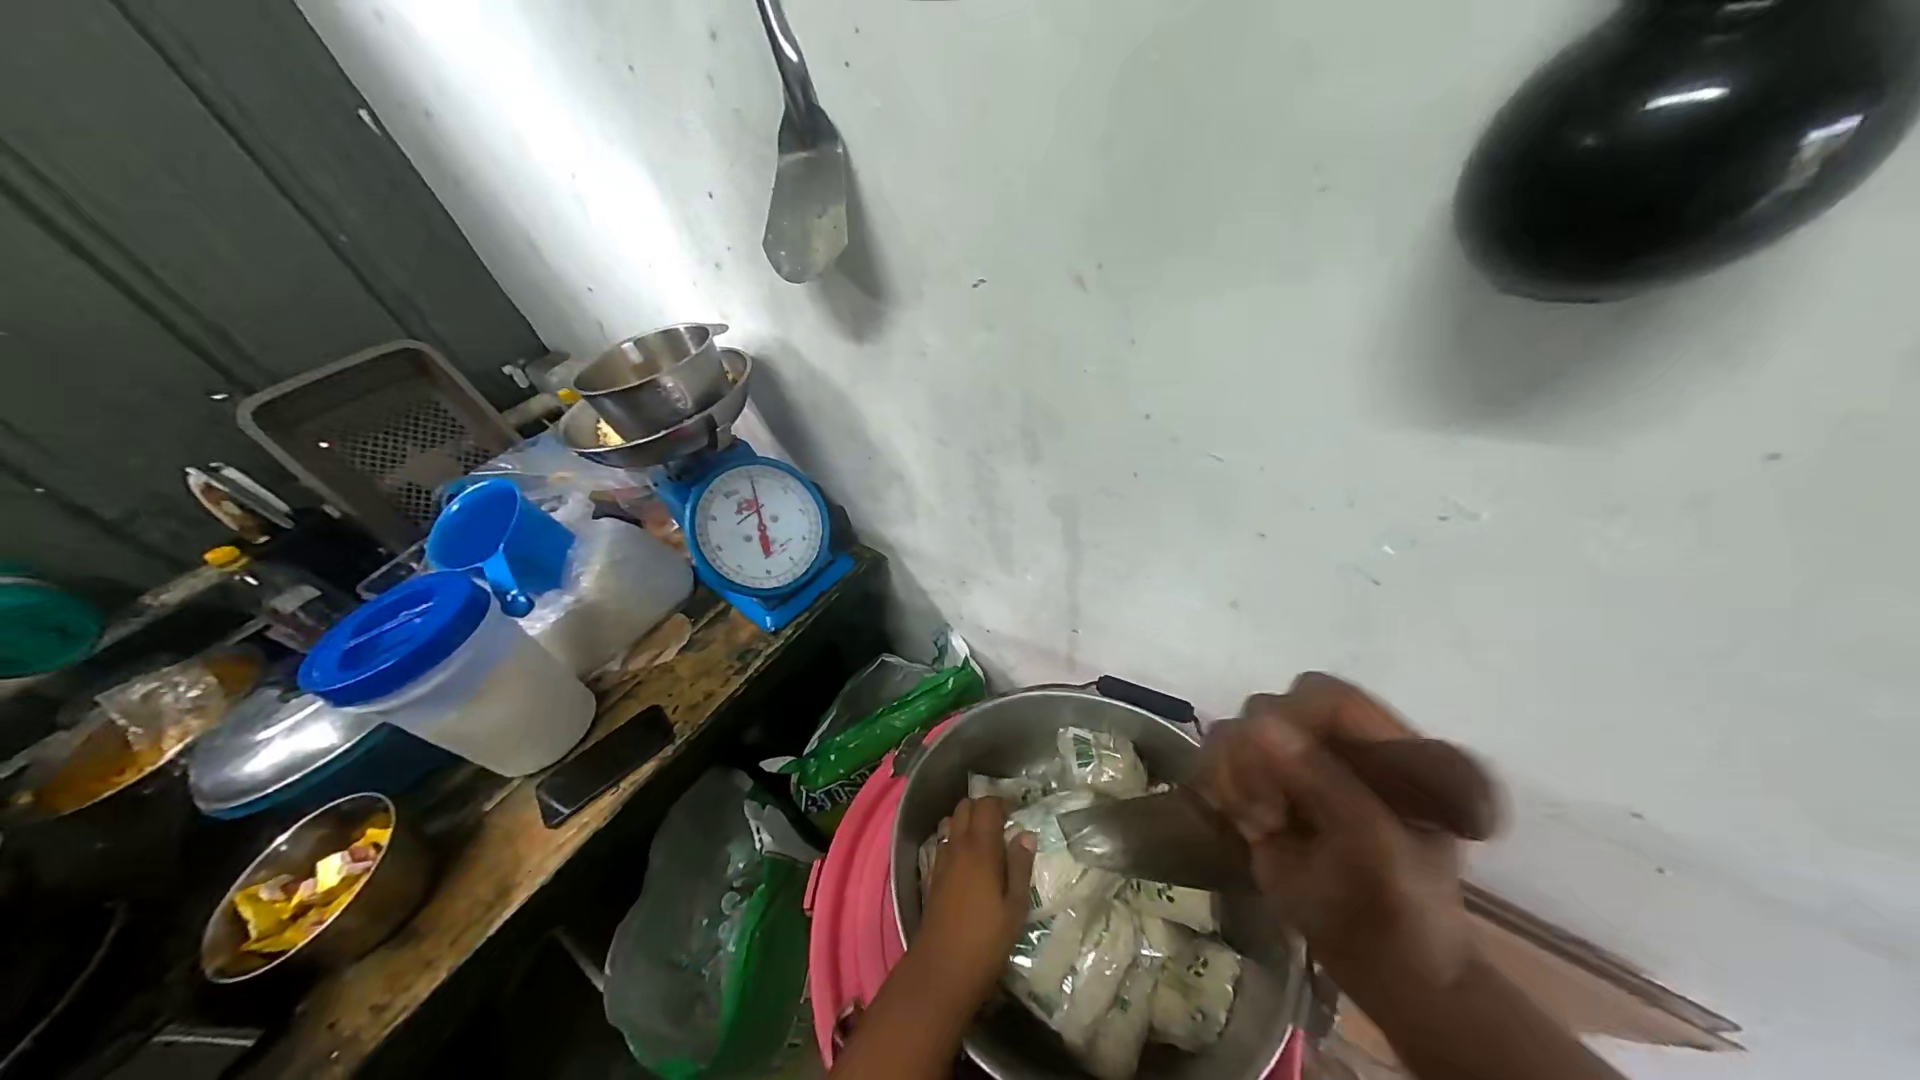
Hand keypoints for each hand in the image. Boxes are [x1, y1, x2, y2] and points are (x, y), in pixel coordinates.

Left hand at [919, 796, 1037, 1000]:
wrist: (941, 969)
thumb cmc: (986, 939)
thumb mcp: (1015, 906)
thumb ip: (1020, 866)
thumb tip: (1025, 834)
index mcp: (980, 848)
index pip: (986, 806)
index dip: (1001, 802)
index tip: (1017, 810)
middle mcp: (957, 846)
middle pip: (964, 807)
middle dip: (983, 807)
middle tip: (1004, 823)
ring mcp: (941, 860)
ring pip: (951, 823)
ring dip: (967, 821)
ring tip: (988, 839)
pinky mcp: (932, 876)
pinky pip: (944, 842)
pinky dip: (956, 839)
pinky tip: (970, 860)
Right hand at [1193, 673, 1482, 1001]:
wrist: (1378, 963)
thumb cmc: (1397, 908)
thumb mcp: (1376, 848)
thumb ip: (1326, 784)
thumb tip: (1259, 726)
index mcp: (1384, 743)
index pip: (1328, 698)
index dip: (1299, 725)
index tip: (1286, 783)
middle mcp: (1334, 739)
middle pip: (1270, 707)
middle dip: (1261, 761)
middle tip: (1276, 814)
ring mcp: (1292, 760)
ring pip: (1233, 728)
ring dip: (1236, 778)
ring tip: (1263, 823)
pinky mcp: (1255, 781)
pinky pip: (1212, 756)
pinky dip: (1218, 787)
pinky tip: (1245, 823)